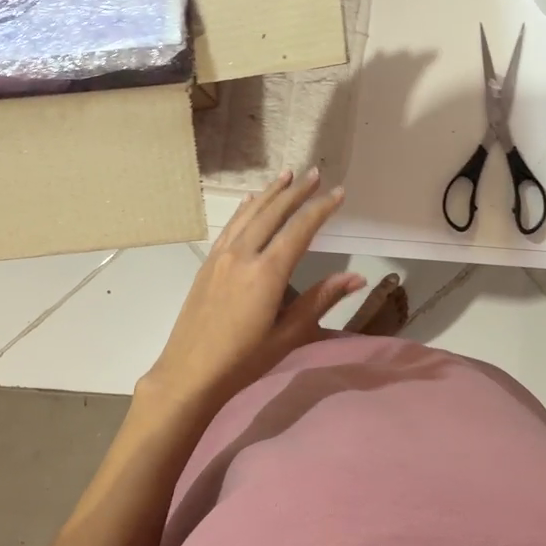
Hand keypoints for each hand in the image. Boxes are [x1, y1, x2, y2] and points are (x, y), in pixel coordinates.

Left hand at [140, 168, 363, 411]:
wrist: (189, 372)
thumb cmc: (244, 360)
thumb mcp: (289, 334)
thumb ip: (320, 300)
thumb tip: (357, 277)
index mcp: (267, 272)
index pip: (300, 230)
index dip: (321, 209)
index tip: (338, 192)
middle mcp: (243, 255)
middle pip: (273, 213)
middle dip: (296, 191)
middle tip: (315, 173)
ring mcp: (221, 257)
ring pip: (249, 214)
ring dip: (270, 193)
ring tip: (287, 175)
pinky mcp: (207, 264)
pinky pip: (230, 226)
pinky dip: (245, 209)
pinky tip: (250, 201)